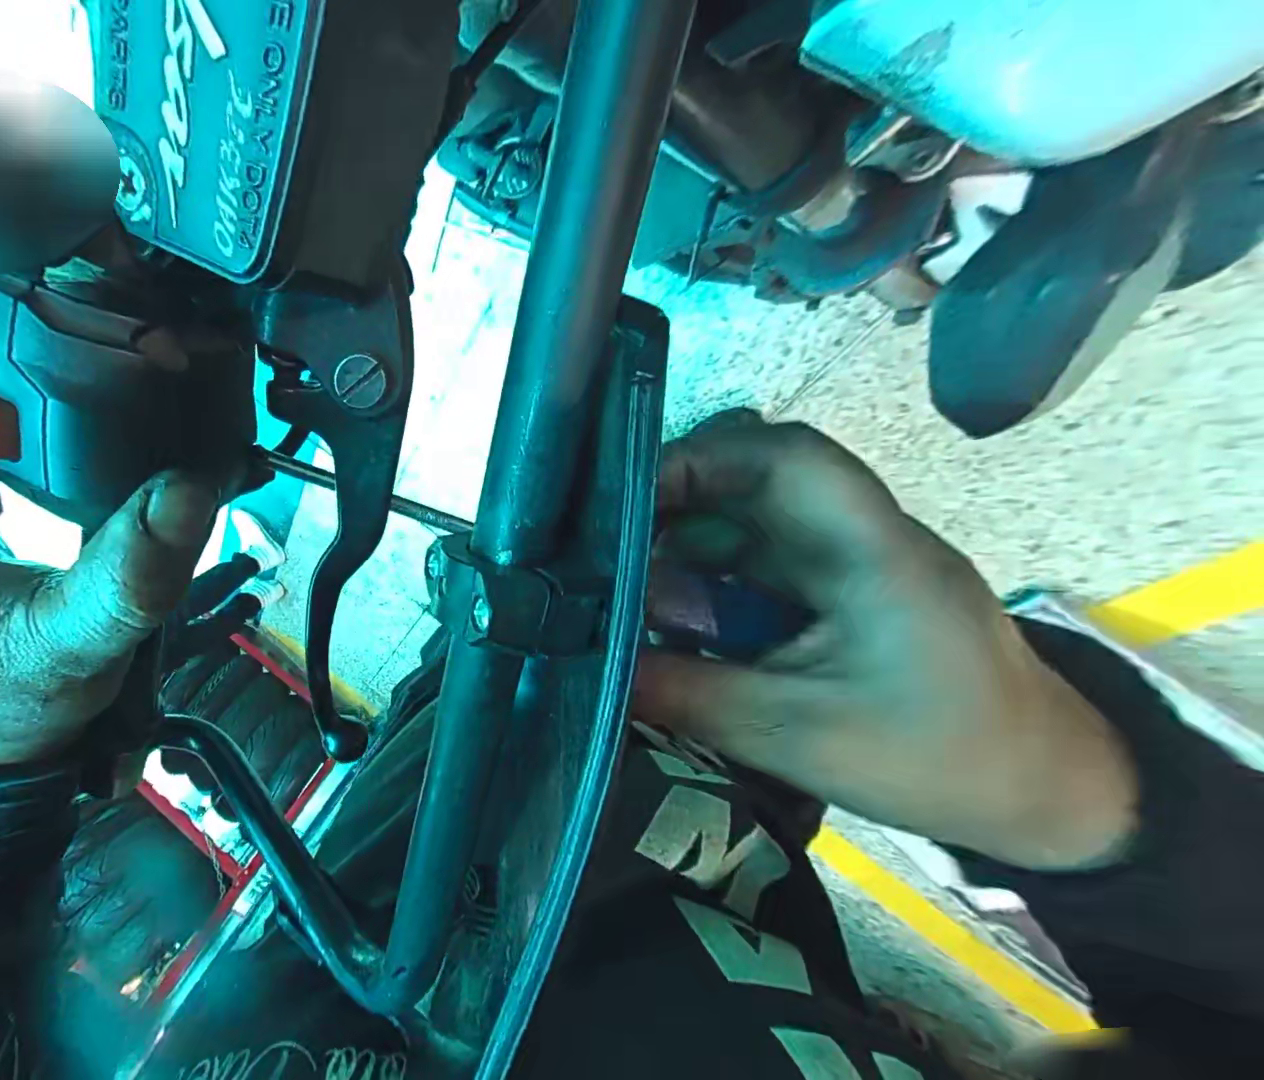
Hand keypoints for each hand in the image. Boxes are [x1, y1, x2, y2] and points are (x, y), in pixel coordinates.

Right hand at [634, 414, 1136, 869]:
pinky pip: (742, 560)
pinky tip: (659, 611)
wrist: (1048, 794)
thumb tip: (587, 663)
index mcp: (869, 553)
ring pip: (736, 520)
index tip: (624, 502)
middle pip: (747, 479)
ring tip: (619, 587)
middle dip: (666, 504)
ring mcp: (837, 560)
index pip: (785, 459)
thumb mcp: (792, 734)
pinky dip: (693, 577)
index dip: (698, 460)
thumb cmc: (938, 759)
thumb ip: (682, 692)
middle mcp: (851, 537)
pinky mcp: (823, 586)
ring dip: (673, 546)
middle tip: (600, 547)